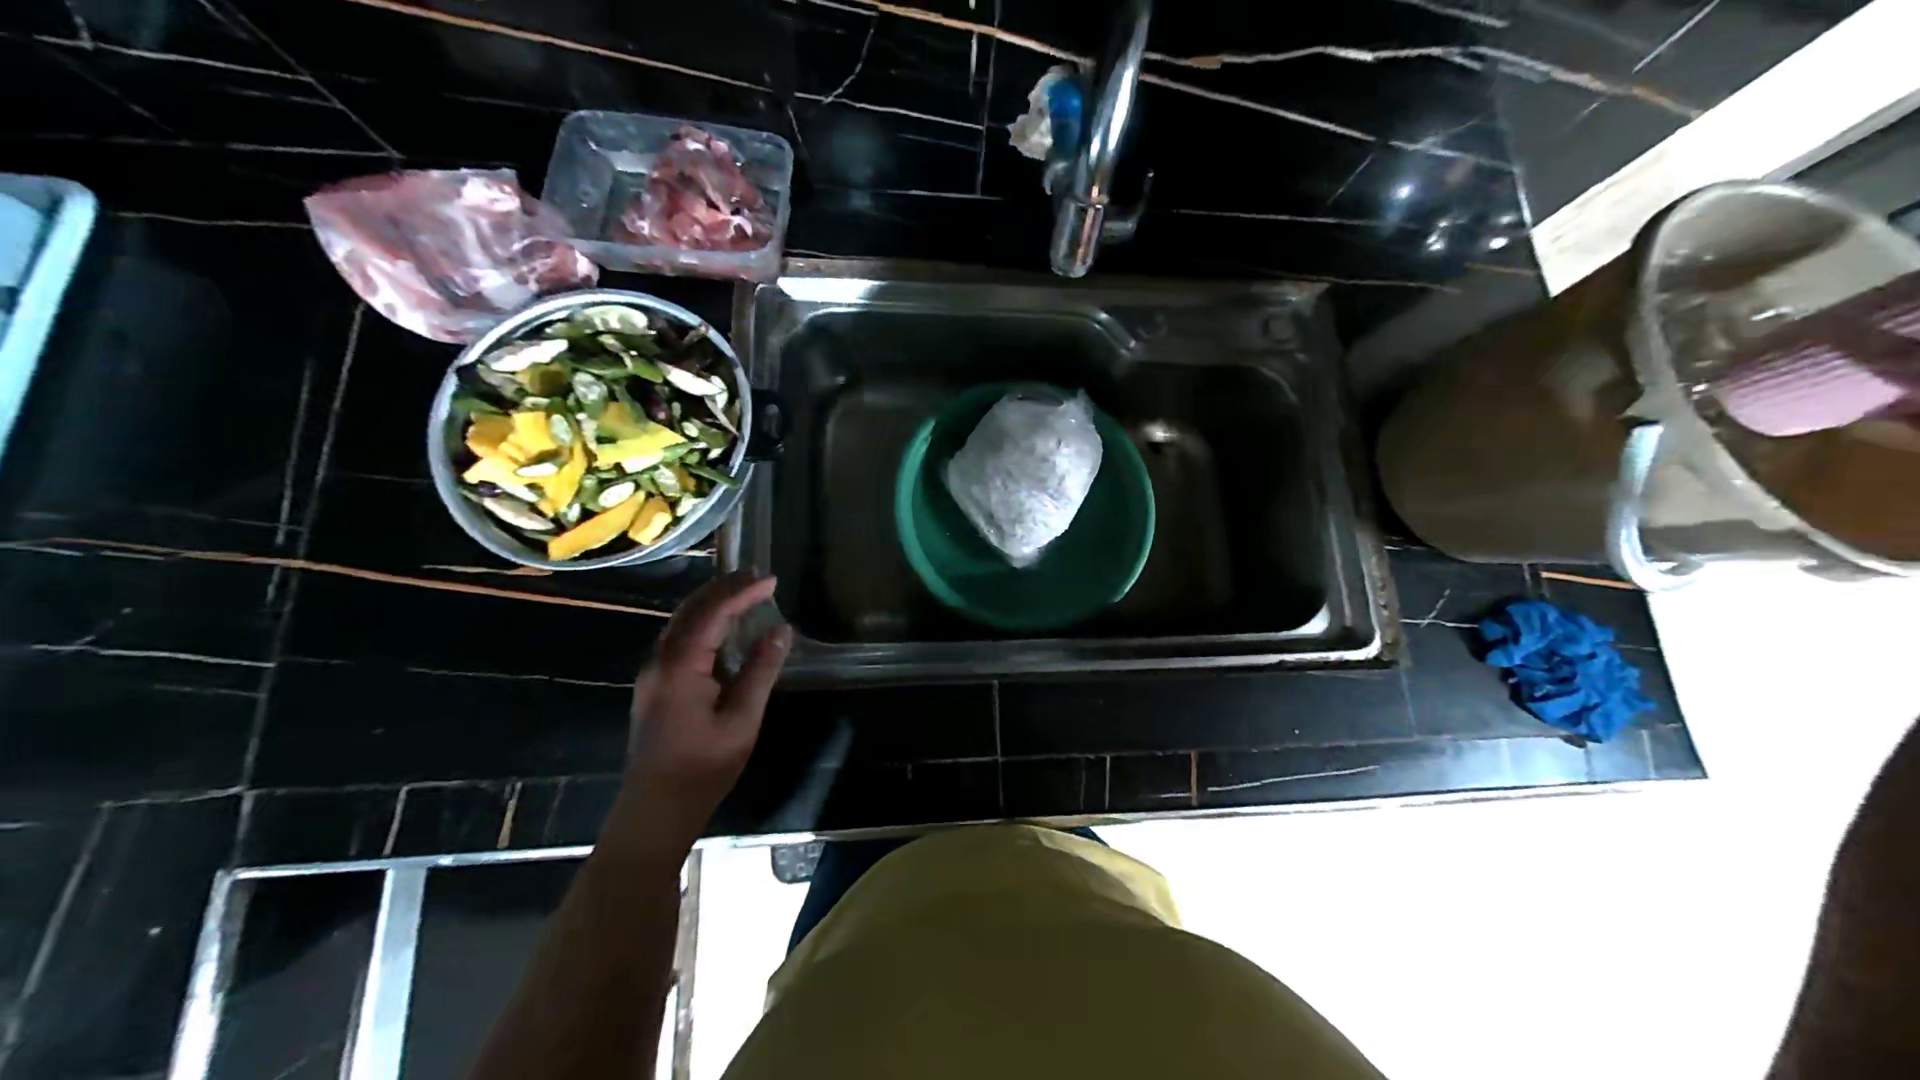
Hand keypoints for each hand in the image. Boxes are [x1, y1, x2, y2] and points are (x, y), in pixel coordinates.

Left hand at [624, 571, 791, 839]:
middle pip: (691, 609)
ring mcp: (652, 672)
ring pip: (681, 621)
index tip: (771, 580)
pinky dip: (703, 622)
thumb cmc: (703, 768)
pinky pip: (678, 638)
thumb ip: (760, 671)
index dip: (743, 592)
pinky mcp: (654, 684)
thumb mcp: (742, 721)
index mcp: (680, 665)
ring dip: (712, 602)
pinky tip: (723, 627)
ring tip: (745, 592)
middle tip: (758, 577)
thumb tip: (781, 631)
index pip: (713, 612)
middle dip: (725, 588)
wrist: (655, 808)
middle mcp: (660, 660)